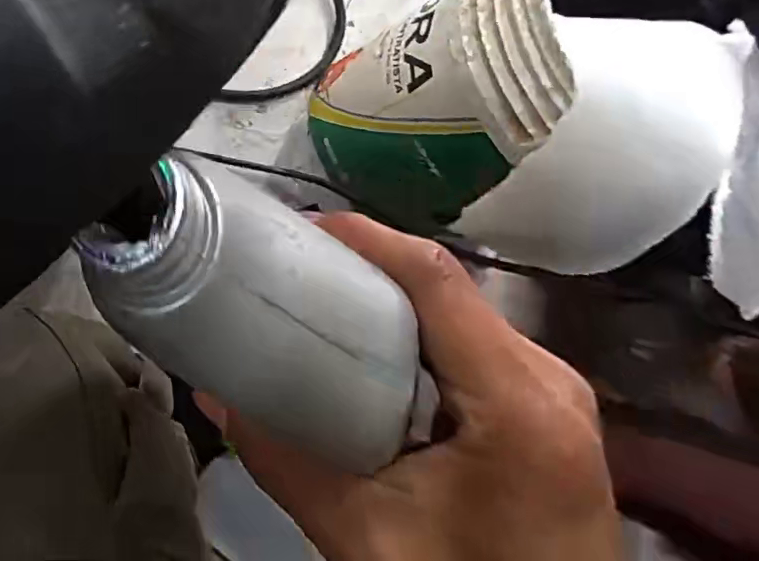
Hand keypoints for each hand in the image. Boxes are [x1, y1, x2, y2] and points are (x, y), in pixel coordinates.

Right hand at [194, 213, 619, 560]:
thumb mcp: (364, 531)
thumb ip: (280, 458)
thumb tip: (211, 392)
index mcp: (517, 404)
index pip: (435, 278)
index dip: (363, 235)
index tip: (295, 228)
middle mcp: (544, 379)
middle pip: (438, 281)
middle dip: (357, 257)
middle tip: (286, 260)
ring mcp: (548, 387)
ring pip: (449, 299)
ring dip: (378, 283)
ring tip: (311, 287)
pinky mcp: (538, 400)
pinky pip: (461, 327)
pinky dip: (403, 313)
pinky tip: (358, 330)